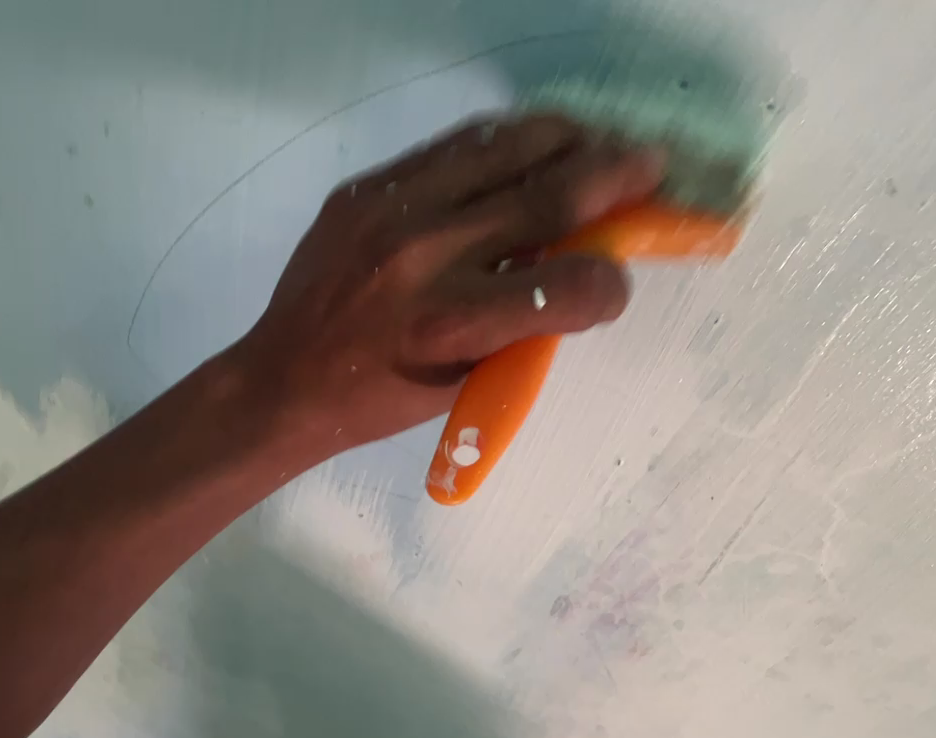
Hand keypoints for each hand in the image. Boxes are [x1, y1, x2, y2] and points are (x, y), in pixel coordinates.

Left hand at [229, 113, 665, 457]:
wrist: (283, 379)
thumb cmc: (376, 401)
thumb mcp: (458, 384)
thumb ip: (519, 330)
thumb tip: (576, 270)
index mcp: (451, 326)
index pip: (569, 287)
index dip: (610, 286)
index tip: (615, 285)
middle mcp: (426, 256)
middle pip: (549, 194)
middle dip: (618, 176)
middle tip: (652, 166)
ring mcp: (390, 211)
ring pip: (505, 147)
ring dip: (567, 140)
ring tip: (596, 144)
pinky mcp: (365, 188)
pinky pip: (452, 148)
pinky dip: (502, 146)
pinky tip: (526, 152)